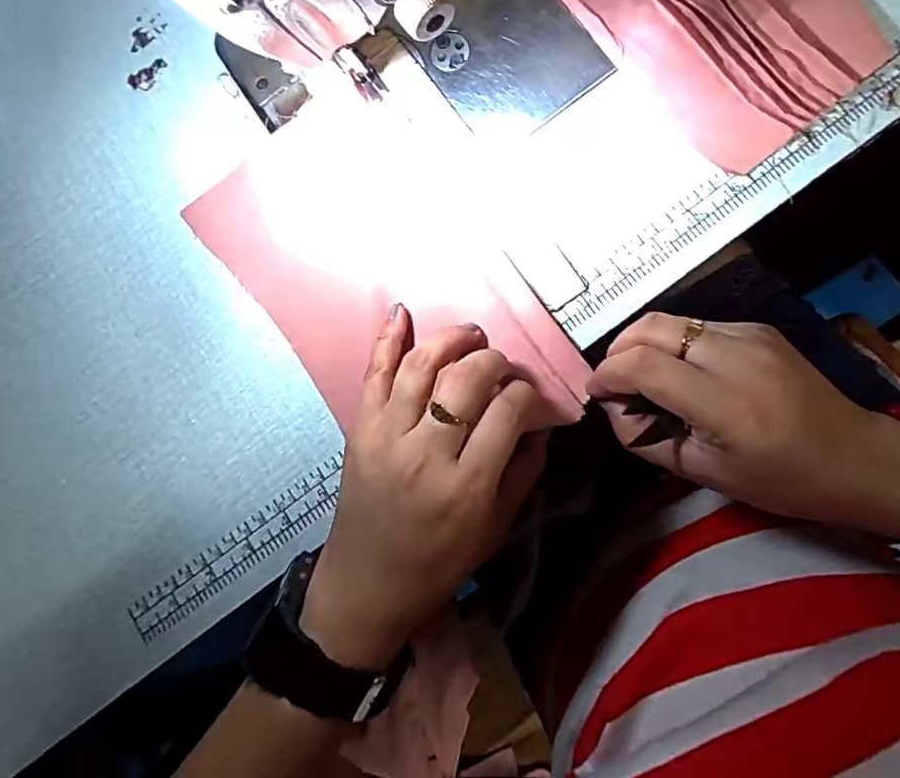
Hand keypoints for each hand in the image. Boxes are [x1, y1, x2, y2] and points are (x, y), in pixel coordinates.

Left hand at [301, 307, 550, 670]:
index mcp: (467, 484)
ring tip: (472, 336)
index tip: (528, 394)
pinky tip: (403, 312)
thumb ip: (525, 469)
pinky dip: (387, 339)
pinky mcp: (360, 430)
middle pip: (467, 379)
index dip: (526, 391)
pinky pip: (374, 374)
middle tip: (503, 366)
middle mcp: (427, 453)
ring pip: (422, 366)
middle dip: (495, 360)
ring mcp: (387, 437)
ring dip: (452, 340)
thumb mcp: (498, 525)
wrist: (367, 588)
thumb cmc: (441, 561)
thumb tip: (540, 421)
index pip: (508, 409)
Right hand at [588, 313, 899, 539]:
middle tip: (615, 381)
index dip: (608, 375)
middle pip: (653, 326)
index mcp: (726, 402)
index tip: (597, 392)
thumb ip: (650, 440)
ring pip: (675, 320)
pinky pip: (701, 325)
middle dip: (620, 348)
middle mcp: (737, 354)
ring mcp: (751, 333)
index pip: (644, 365)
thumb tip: (617, 406)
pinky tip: (684, 371)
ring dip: (648, 343)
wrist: (857, 455)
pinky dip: (678, 343)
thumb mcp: (710, 473)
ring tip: (646, 378)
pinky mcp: (760, 327)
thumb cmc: (785, 481)